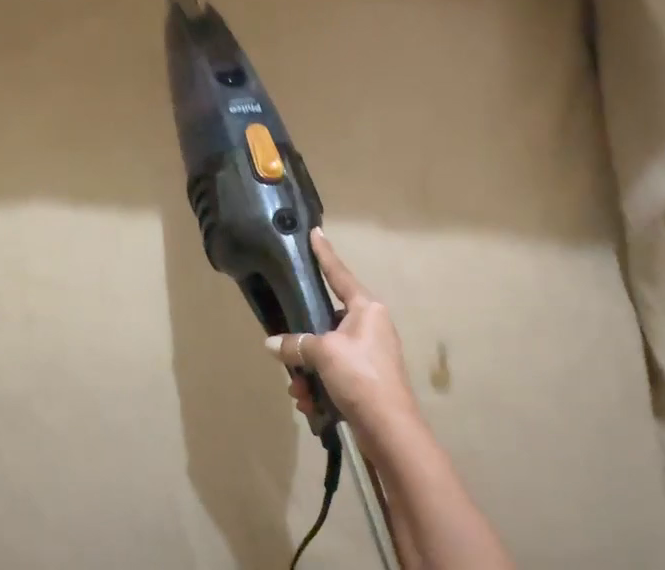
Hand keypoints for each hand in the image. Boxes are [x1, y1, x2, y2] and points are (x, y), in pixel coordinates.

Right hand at [267, 228, 419, 436]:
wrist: (390, 430)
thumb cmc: (361, 376)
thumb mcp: (324, 353)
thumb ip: (297, 344)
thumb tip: (274, 344)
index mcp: (367, 308)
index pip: (339, 274)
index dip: (324, 254)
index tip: (315, 233)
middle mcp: (371, 326)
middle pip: (326, 322)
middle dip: (303, 345)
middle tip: (287, 358)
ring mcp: (370, 354)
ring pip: (326, 353)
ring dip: (308, 373)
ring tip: (301, 393)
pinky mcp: (366, 381)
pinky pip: (334, 375)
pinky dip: (319, 389)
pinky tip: (310, 406)